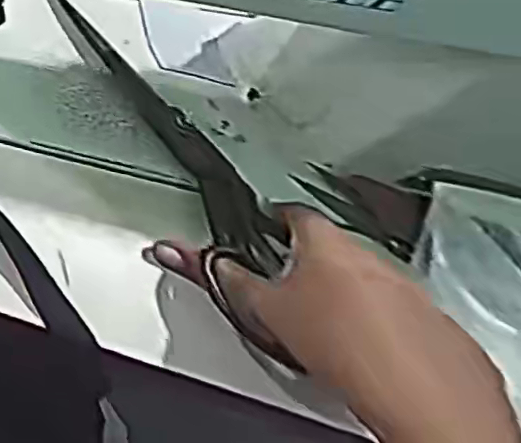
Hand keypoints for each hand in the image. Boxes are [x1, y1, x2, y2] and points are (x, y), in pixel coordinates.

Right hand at [149, 206, 519, 442]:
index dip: (276, 219)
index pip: (297, 214)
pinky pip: (413, 321)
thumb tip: (173, 251)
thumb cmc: (345, 354)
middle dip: (311, 264)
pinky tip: (369, 350)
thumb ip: (216, 273)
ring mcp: (423, 303)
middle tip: (287, 285)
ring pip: (375, 286)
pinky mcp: (452, 338)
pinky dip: (388, 329)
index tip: (267, 228)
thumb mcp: (259, 306)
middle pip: (336, 251)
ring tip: (325, 323)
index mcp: (329, 248)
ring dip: (351, 297)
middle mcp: (380, 267)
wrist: (426, 411)